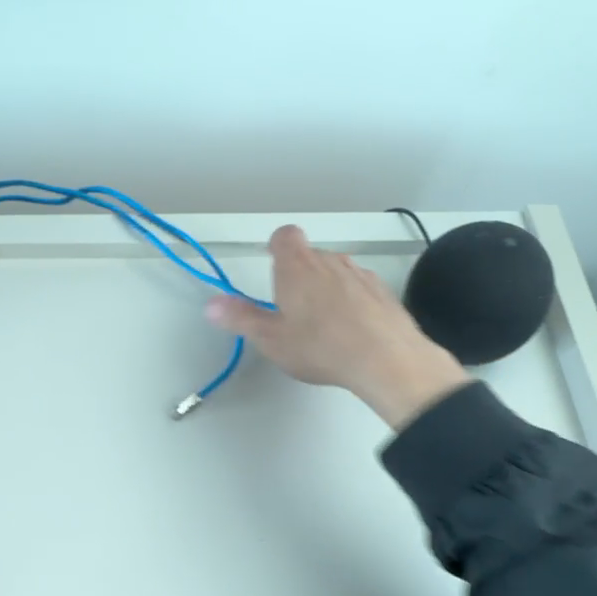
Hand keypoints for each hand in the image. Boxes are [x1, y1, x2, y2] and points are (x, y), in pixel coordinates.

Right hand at [208, 225, 471, 428]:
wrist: (384, 358)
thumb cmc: (320, 346)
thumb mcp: (271, 339)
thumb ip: (241, 318)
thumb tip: (212, 305)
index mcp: (297, 267)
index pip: (284, 237)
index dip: (276, 247)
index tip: (271, 266)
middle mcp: (330, 261)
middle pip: (310, 257)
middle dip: (299, 276)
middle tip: (291, 311)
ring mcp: (360, 274)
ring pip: (336, 273)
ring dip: (326, 290)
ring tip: (321, 327)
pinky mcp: (382, 292)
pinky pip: (359, 290)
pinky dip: (351, 303)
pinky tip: (350, 333)